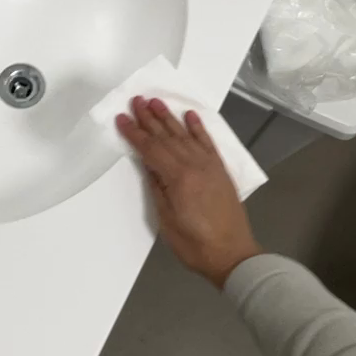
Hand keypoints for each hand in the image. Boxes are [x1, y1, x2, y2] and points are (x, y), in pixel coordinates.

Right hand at [115, 97, 261, 287]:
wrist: (233, 256)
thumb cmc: (194, 245)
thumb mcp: (167, 220)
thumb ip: (158, 188)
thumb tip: (148, 164)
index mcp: (178, 178)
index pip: (151, 149)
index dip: (135, 134)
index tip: (122, 118)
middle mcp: (195, 165)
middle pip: (167, 137)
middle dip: (150, 118)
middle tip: (137, 100)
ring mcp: (210, 166)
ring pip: (185, 135)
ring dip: (169, 117)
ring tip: (156, 101)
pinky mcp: (220, 170)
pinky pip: (208, 143)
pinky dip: (198, 128)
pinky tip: (190, 115)